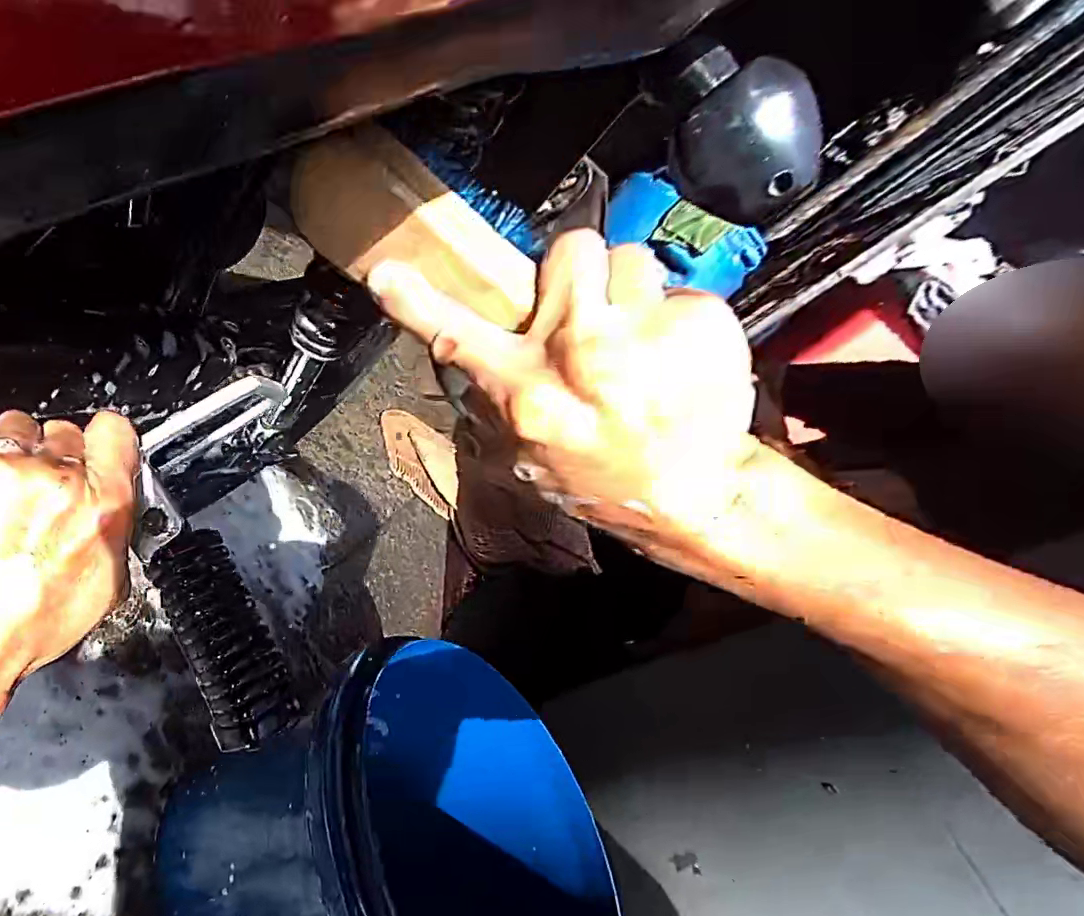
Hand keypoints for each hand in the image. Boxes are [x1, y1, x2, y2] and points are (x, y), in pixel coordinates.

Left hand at [0, 408, 138, 728]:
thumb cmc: (20, 628)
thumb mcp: (102, 588)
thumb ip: (113, 528)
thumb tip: (108, 503)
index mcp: (100, 506)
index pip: (115, 432)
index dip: (103, 442)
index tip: (92, 450)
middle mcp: (52, 477)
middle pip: (61, 432)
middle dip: (51, 462)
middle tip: (31, 501)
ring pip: (13, 427)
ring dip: (8, 455)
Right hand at [367, 229, 760, 554]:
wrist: (685, 496)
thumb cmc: (598, 477)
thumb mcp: (521, 454)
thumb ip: (493, 400)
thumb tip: (469, 359)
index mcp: (524, 393)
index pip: (458, 336)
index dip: (416, 304)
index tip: (385, 276)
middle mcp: (577, 354)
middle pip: (569, 250)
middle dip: (577, 276)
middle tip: (586, 320)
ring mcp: (642, 335)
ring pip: (629, 258)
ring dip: (628, 294)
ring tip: (633, 346)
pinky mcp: (699, 324)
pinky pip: (679, 288)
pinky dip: (674, 319)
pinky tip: (671, 362)